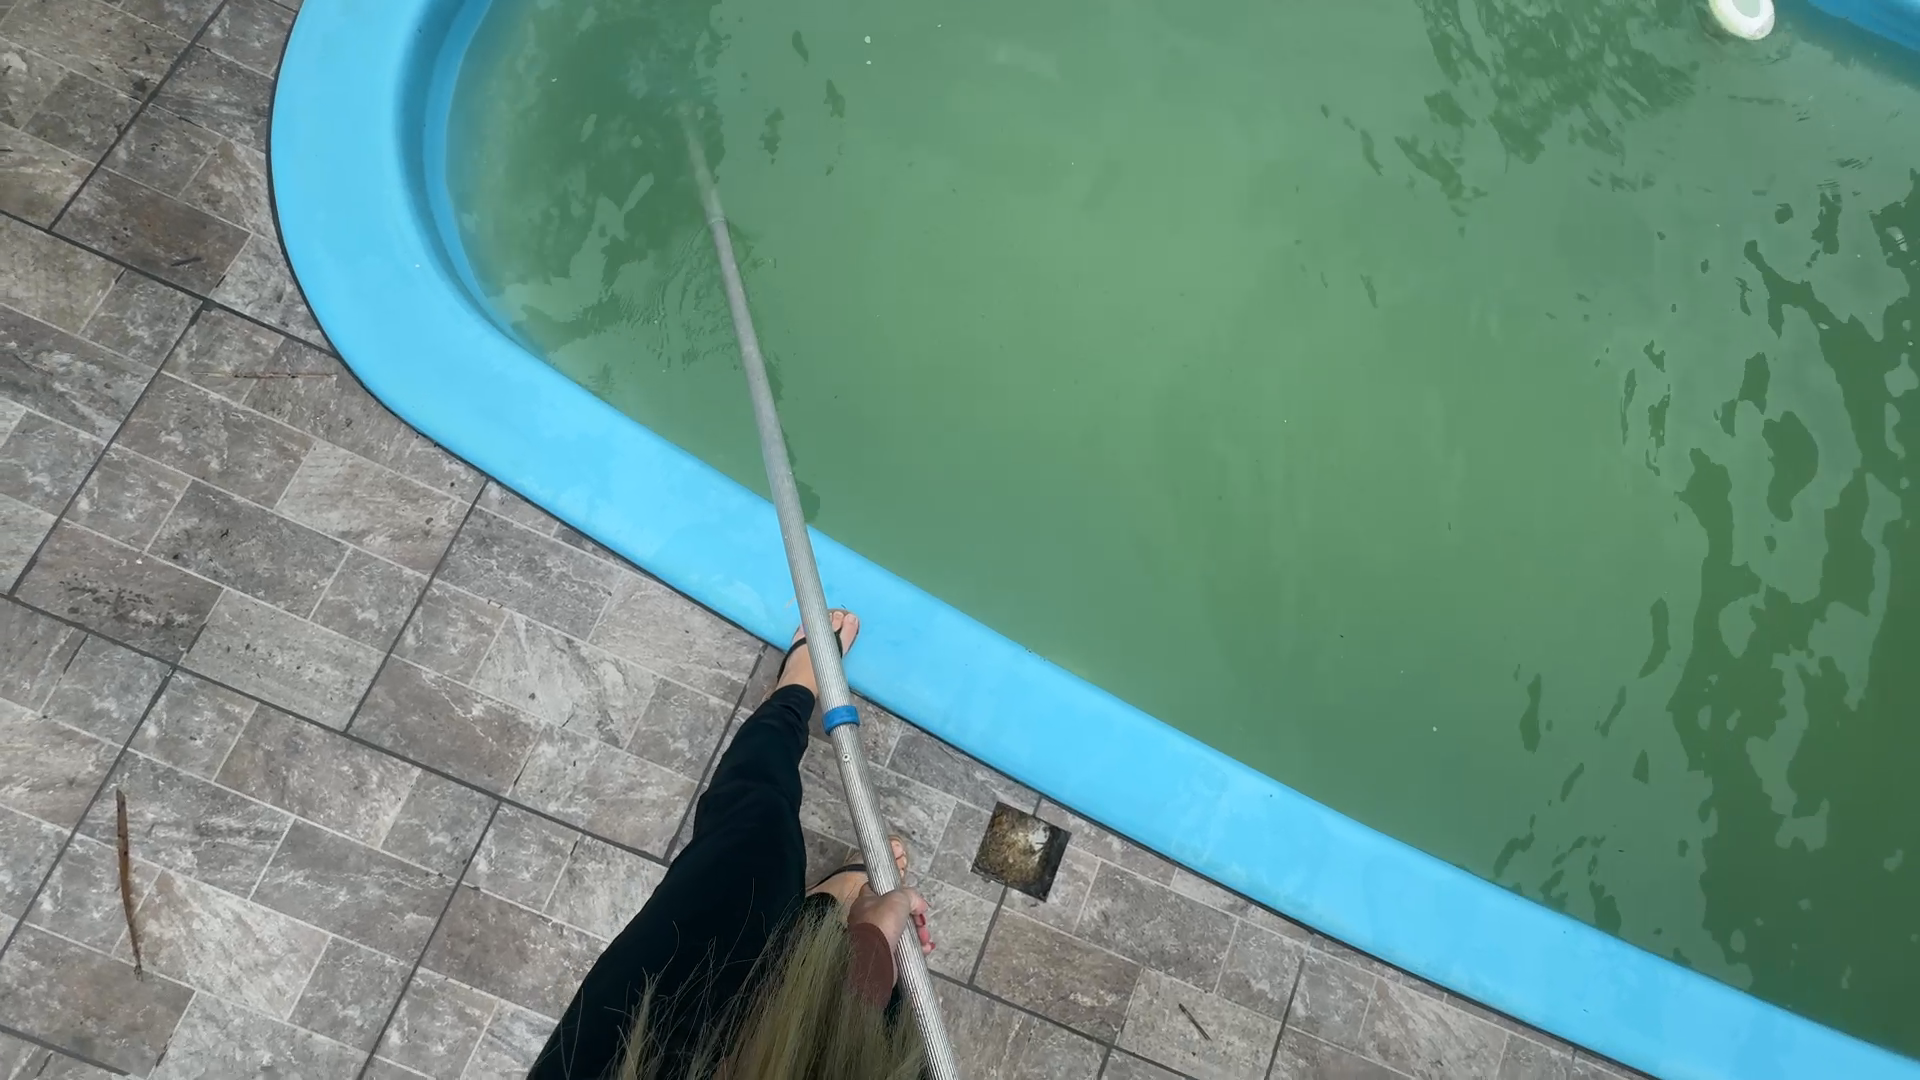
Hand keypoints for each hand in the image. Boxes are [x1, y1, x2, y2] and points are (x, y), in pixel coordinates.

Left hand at [847, 886, 934, 954]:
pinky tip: (925, 948)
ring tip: (924, 937)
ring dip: (918, 934)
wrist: (875, 956)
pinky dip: (917, 948)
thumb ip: (911, 895)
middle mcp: (868, 921)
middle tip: (921, 921)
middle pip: (896, 913)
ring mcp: (876, 939)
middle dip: (913, 918)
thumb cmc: (879, 924)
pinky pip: (904, 949)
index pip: (879, 890)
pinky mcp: (884, 956)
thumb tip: (919, 904)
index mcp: (865, 902)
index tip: (908, 896)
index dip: (895, 891)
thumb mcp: (899, 897)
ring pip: (902, 932)